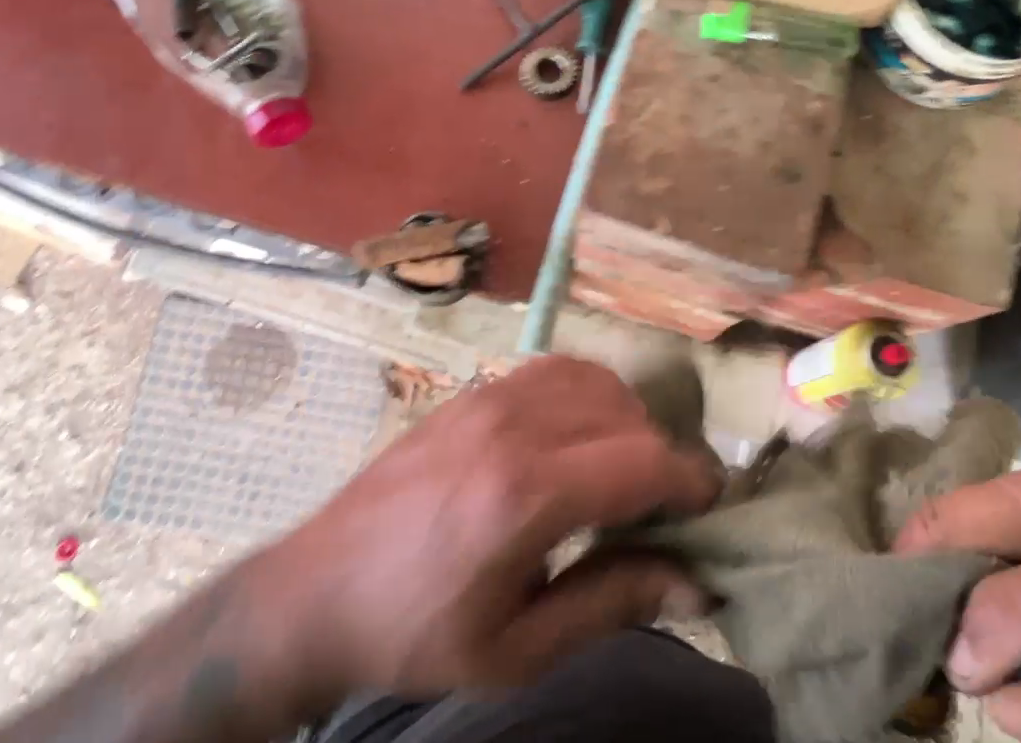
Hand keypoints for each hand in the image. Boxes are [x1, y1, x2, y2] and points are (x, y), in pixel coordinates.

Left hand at [258, 355, 720, 699]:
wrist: (312, 594)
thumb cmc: (414, 635)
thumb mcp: (517, 650)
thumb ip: (614, 602)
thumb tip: (696, 579)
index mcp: (525, 496)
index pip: (646, 462)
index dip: (693, 485)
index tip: (708, 513)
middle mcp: (513, 428)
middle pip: (631, 417)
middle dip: (664, 461)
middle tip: (661, 512)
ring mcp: (487, 399)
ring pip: (597, 382)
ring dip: (628, 423)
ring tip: (618, 475)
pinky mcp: (469, 393)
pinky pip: (554, 370)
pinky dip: (588, 396)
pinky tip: (576, 439)